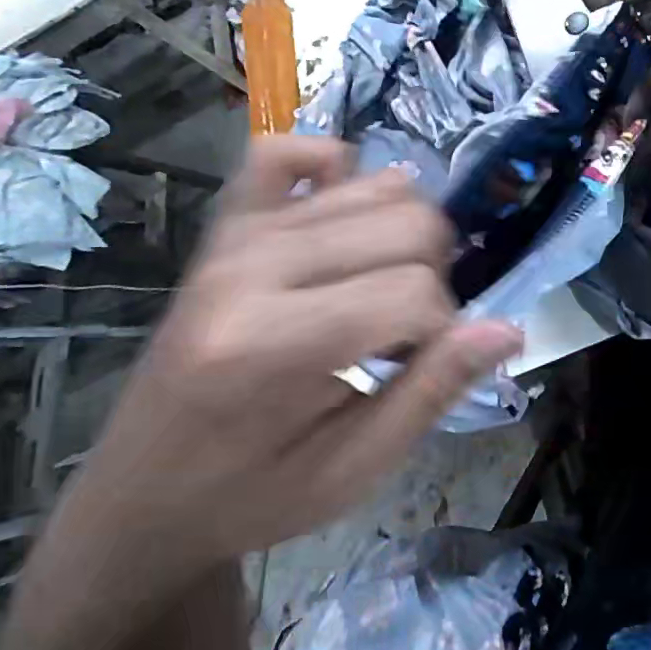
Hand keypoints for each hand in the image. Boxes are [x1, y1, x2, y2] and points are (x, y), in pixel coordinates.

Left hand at [42, 136, 522, 578]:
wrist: (141, 497)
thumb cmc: (254, 494)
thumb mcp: (356, 467)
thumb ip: (434, 389)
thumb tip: (509, 327)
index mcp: (270, 345)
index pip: (414, 292)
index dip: (442, 332)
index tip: (415, 369)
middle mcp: (250, 269)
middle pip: (408, 225)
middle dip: (432, 279)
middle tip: (401, 335)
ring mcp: (235, 237)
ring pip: (380, 186)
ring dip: (406, 238)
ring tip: (378, 291)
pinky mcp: (226, 226)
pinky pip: (288, 152)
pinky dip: (338, 172)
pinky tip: (346, 224)